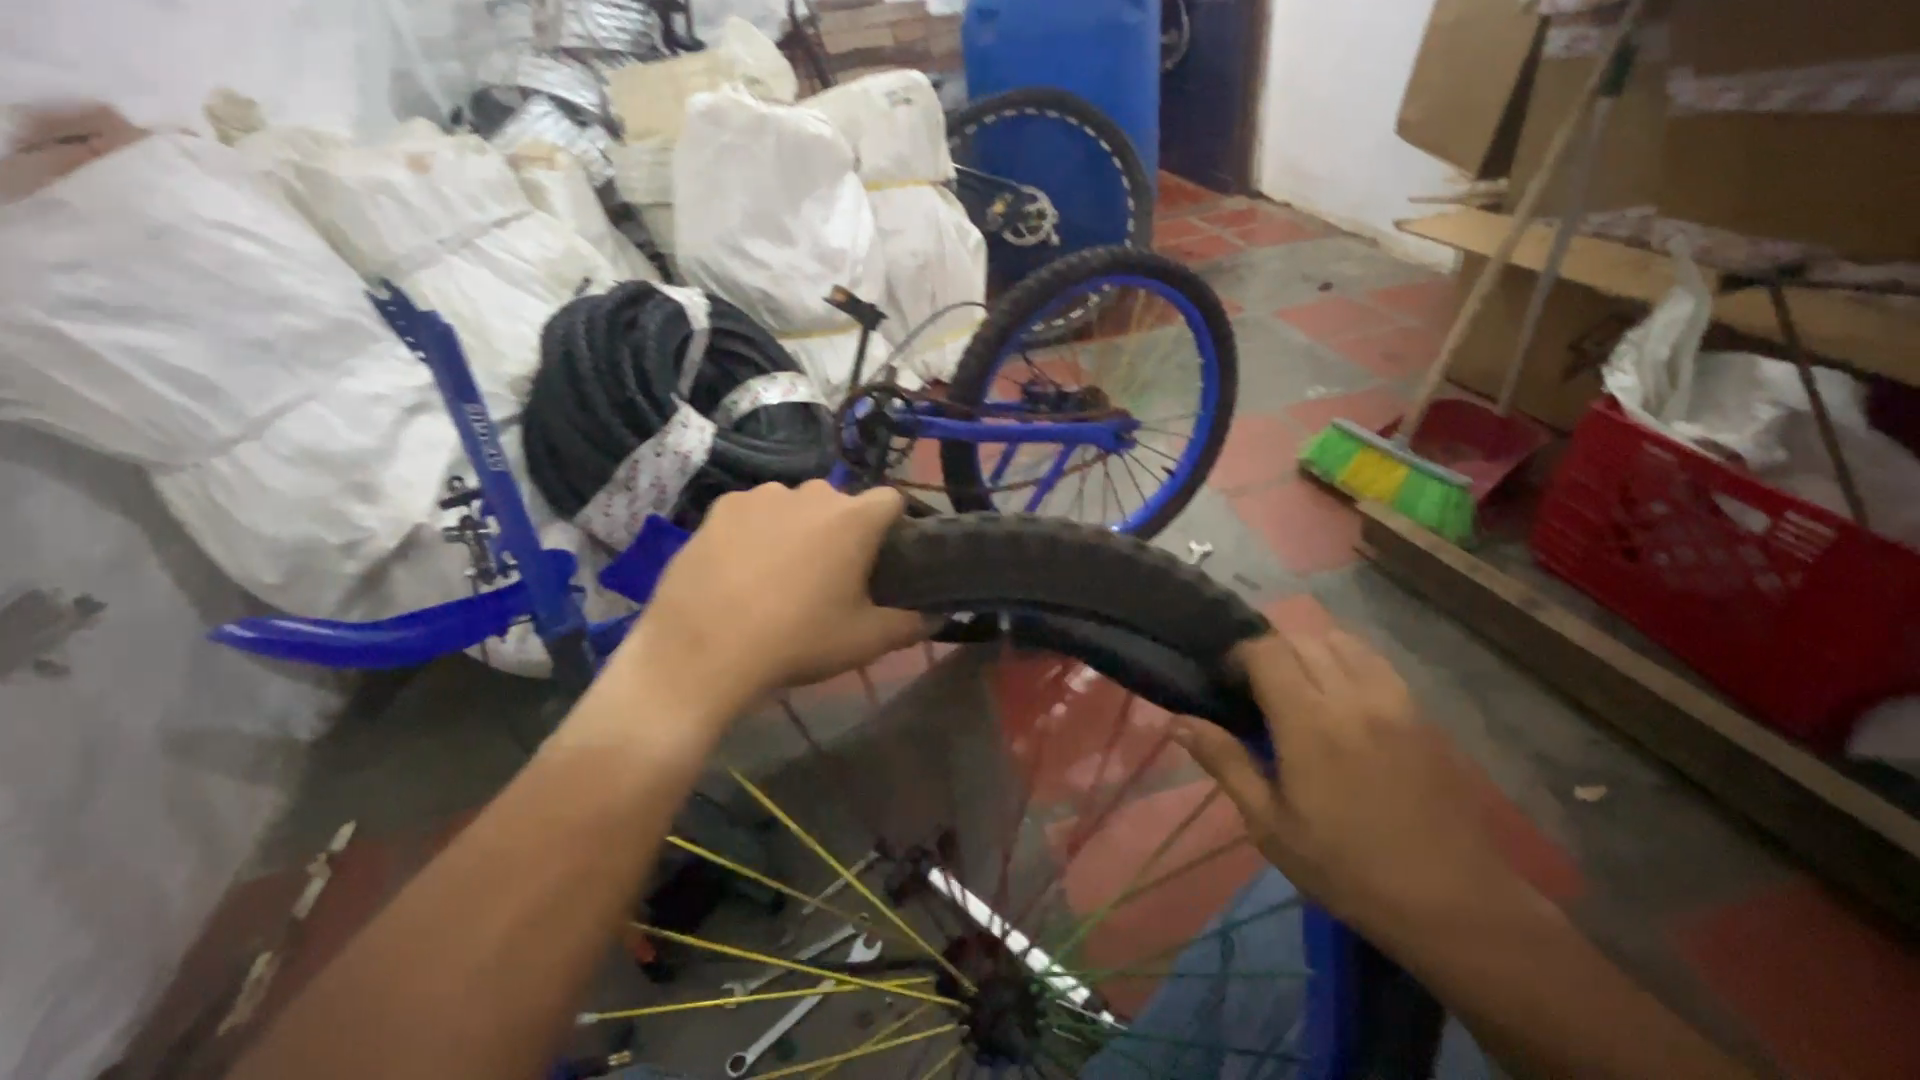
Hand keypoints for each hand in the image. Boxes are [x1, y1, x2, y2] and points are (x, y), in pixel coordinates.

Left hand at [612, 482, 930, 719]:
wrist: (702, 651)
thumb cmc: (797, 641)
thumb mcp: (865, 642)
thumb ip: (910, 624)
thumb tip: (939, 617)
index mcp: (854, 518)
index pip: (892, 500)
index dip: (894, 527)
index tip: (885, 561)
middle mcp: (811, 493)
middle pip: (841, 504)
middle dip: (842, 531)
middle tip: (831, 577)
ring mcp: (761, 496)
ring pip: (794, 506)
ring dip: (798, 529)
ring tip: (780, 575)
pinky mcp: (720, 509)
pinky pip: (752, 513)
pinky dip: (756, 532)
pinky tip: (742, 571)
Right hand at [1171, 630, 1516, 937]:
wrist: (1450, 900)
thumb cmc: (1346, 869)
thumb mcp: (1271, 826)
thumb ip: (1226, 763)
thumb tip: (1179, 722)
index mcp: (1310, 723)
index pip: (1267, 651)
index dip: (1239, 655)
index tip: (1226, 683)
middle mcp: (1354, 697)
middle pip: (1303, 639)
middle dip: (1272, 652)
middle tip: (1256, 690)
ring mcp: (1396, 701)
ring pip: (1344, 642)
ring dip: (1312, 651)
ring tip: (1299, 688)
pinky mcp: (1424, 714)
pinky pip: (1378, 664)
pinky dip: (1349, 662)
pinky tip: (1342, 700)